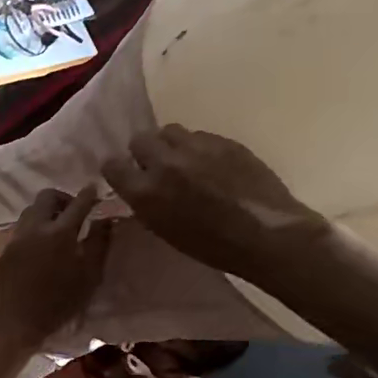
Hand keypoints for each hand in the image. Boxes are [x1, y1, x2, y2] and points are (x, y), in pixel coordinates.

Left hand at [0, 186, 112, 344]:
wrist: (21, 320)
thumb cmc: (62, 300)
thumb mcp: (90, 274)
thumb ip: (99, 242)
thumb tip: (106, 219)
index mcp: (60, 233)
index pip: (77, 203)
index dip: (88, 194)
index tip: (95, 189)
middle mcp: (35, 227)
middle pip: (47, 196)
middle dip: (63, 198)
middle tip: (75, 212)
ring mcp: (17, 236)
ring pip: (32, 209)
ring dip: (47, 211)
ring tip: (58, 228)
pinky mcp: (7, 247)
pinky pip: (23, 226)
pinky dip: (35, 226)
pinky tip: (43, 244)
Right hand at [101, 125, 328, 277]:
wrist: (265, 235)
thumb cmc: (212, 246)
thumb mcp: (166, 231)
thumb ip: (148, 204)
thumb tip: (141, 189)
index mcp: (146, 191)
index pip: (112, 165)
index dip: (117, 169)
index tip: (126, 176)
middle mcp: (165, 163)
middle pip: (139, 140)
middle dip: (144, 152)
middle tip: (157, 167)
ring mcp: (195, 147)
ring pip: (169, 131)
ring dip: (171, 144)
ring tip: (185, 160)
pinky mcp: (223, 141)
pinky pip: (199, 135)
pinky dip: (199, 147)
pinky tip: (213, 164)